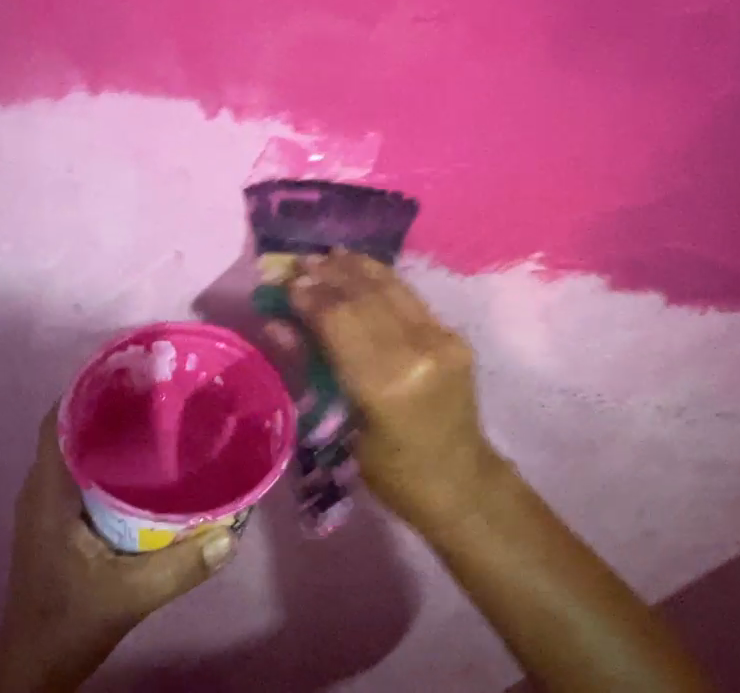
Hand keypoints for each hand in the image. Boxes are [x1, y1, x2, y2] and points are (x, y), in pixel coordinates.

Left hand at [0, 408, 236, 692]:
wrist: (33, 668)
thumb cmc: (70, 621)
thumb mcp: (130, 595)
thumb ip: (180, 566)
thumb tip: (231, 533)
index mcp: (48, 491)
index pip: (59, 418)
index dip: (89, 387)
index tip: (133, 371)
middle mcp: (41, 488)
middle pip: (70, 426)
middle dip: (110, 403)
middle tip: (159, 389)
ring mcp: (45, 505)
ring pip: (75, 447)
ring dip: (109, 429)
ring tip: (157, 416)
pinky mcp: (56, 520)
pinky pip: (80, 469)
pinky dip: (107, 455)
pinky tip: (145, 463)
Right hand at [286, 252, 504, 529]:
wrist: (461, 482)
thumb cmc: (392, 472)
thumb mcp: (344, 426)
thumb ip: (315, 367)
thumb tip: (277, 323)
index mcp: (385, 385)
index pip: (339, 322)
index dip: (309, 298)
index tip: (284, 282)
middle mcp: (417, 351)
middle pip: (363, 298)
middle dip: (327, 277)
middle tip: (297, 264)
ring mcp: (440, 338)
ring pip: (388, 288)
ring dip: (353, 268)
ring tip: (324, 256)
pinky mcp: (453, 334)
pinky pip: (409, 296)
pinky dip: (380, 278)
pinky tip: (358, 266)